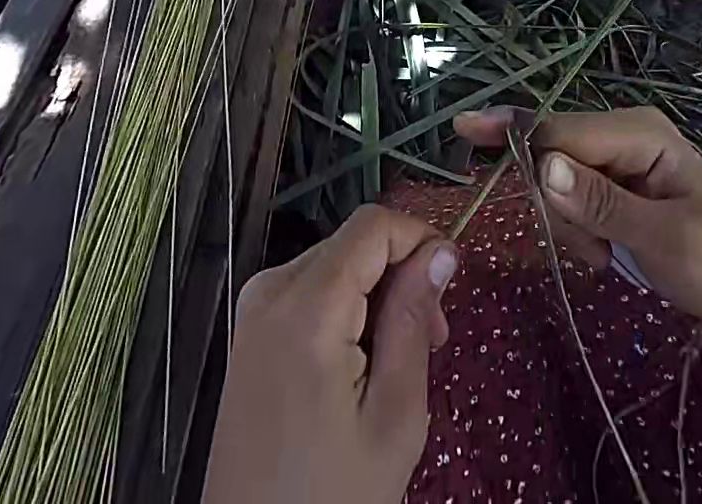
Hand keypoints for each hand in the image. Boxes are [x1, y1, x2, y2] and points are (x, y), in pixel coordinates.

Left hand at [202, 205, 457, 503]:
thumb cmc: (331, 496)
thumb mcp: (393, 415)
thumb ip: (414, 320)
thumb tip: (441, 253)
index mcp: (305, 306)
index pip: (372, 225)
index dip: (419, 238)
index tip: (449, 282)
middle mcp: (271, 289)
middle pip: (355, 244)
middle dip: (402, 275)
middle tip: (433, 340)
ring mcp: (255, 307)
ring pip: (338, 264)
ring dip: (379, 294)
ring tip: (399, 359)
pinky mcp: (252, 327)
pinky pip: (314, 288)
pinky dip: (349, 308)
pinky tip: (362, 361)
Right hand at [456, 105, 701, 457]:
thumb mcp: (666, 239)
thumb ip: (602, 202)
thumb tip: (542, 166)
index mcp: (639, 131)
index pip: (559, 130)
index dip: (517, 145)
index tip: (465, 147)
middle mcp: (621, 134)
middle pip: (550, 151)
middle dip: (556, 203)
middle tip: (593, 249)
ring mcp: (614, 160)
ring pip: (553, 180)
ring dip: (570, 223)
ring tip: (610, 255)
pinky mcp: (609, 187)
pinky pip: (567, 200)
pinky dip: (577, 231)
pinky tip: (608, 252)